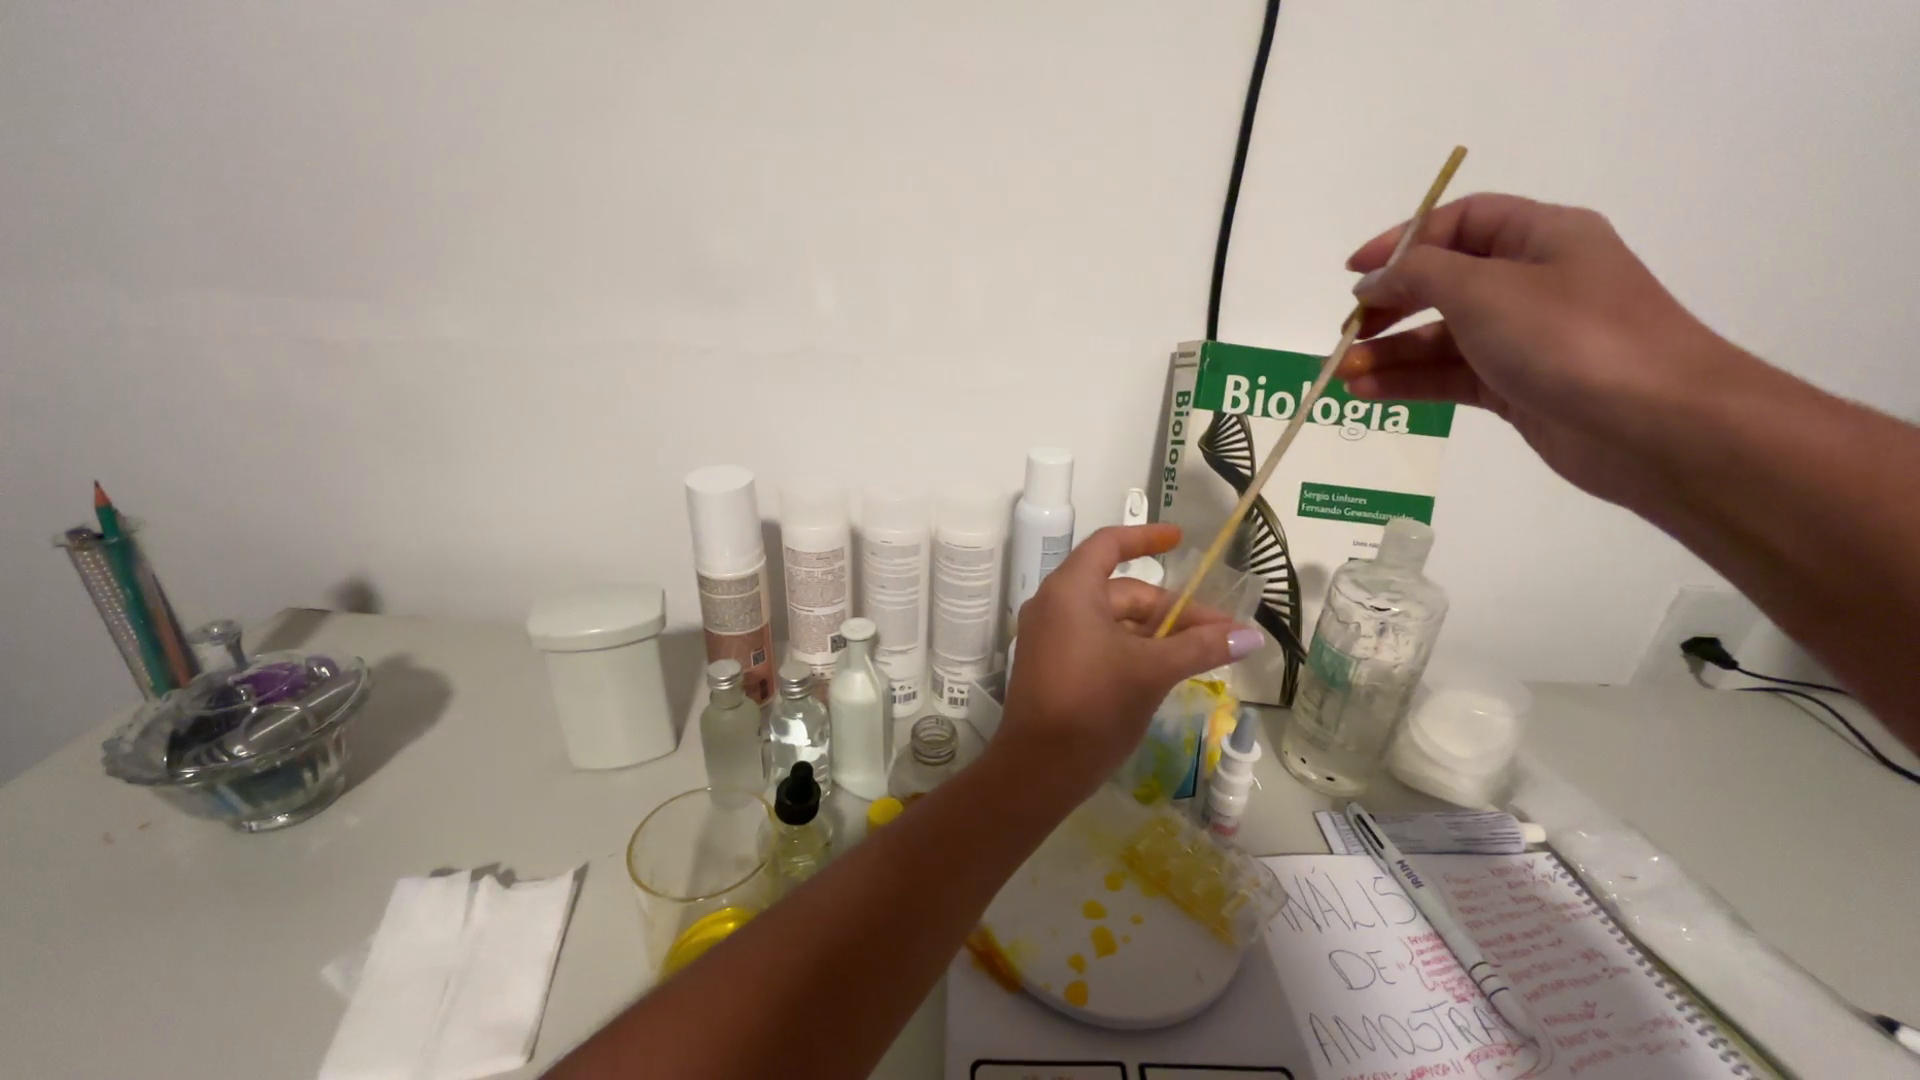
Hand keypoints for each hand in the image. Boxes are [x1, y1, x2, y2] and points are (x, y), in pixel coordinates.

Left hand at [993, 524, 1261, 808]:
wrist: (1039, 768)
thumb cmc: (1094, 705)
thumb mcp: (1153, 671)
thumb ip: (1202, 647)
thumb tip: (1252, 636)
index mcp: (1070, 591)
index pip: (1109, 545)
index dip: (1146, 538)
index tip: (1180, 540)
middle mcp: (1054, 605)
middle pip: (1122, 591)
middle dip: (1172, 609)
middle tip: (1219, 633)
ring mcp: (1050, 638)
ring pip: (1113, 621)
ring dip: (1157, 633)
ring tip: (1203, 653)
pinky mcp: (1053, 666)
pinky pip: (1098, 643)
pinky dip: (1133, 649)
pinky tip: (1167, 670)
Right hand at [1340, 193, 1760, 509]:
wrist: (1656, 424)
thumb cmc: (1572, 337)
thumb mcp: (1486, 289)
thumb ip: (1418, 276)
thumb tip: (1372, 280)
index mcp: (1540, 238)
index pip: (1460, 223)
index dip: (1402, 241)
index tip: (1353, 272)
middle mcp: (1532, 282)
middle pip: (1443, 283)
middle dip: (1388, 306)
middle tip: (1346, 331)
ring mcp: (1524, 338)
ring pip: (1440, 337)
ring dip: (1389, 353)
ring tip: (1342, 374)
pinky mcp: (1516, 387)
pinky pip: (1449, 377)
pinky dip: (1408, 383)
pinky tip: (1368, 393)